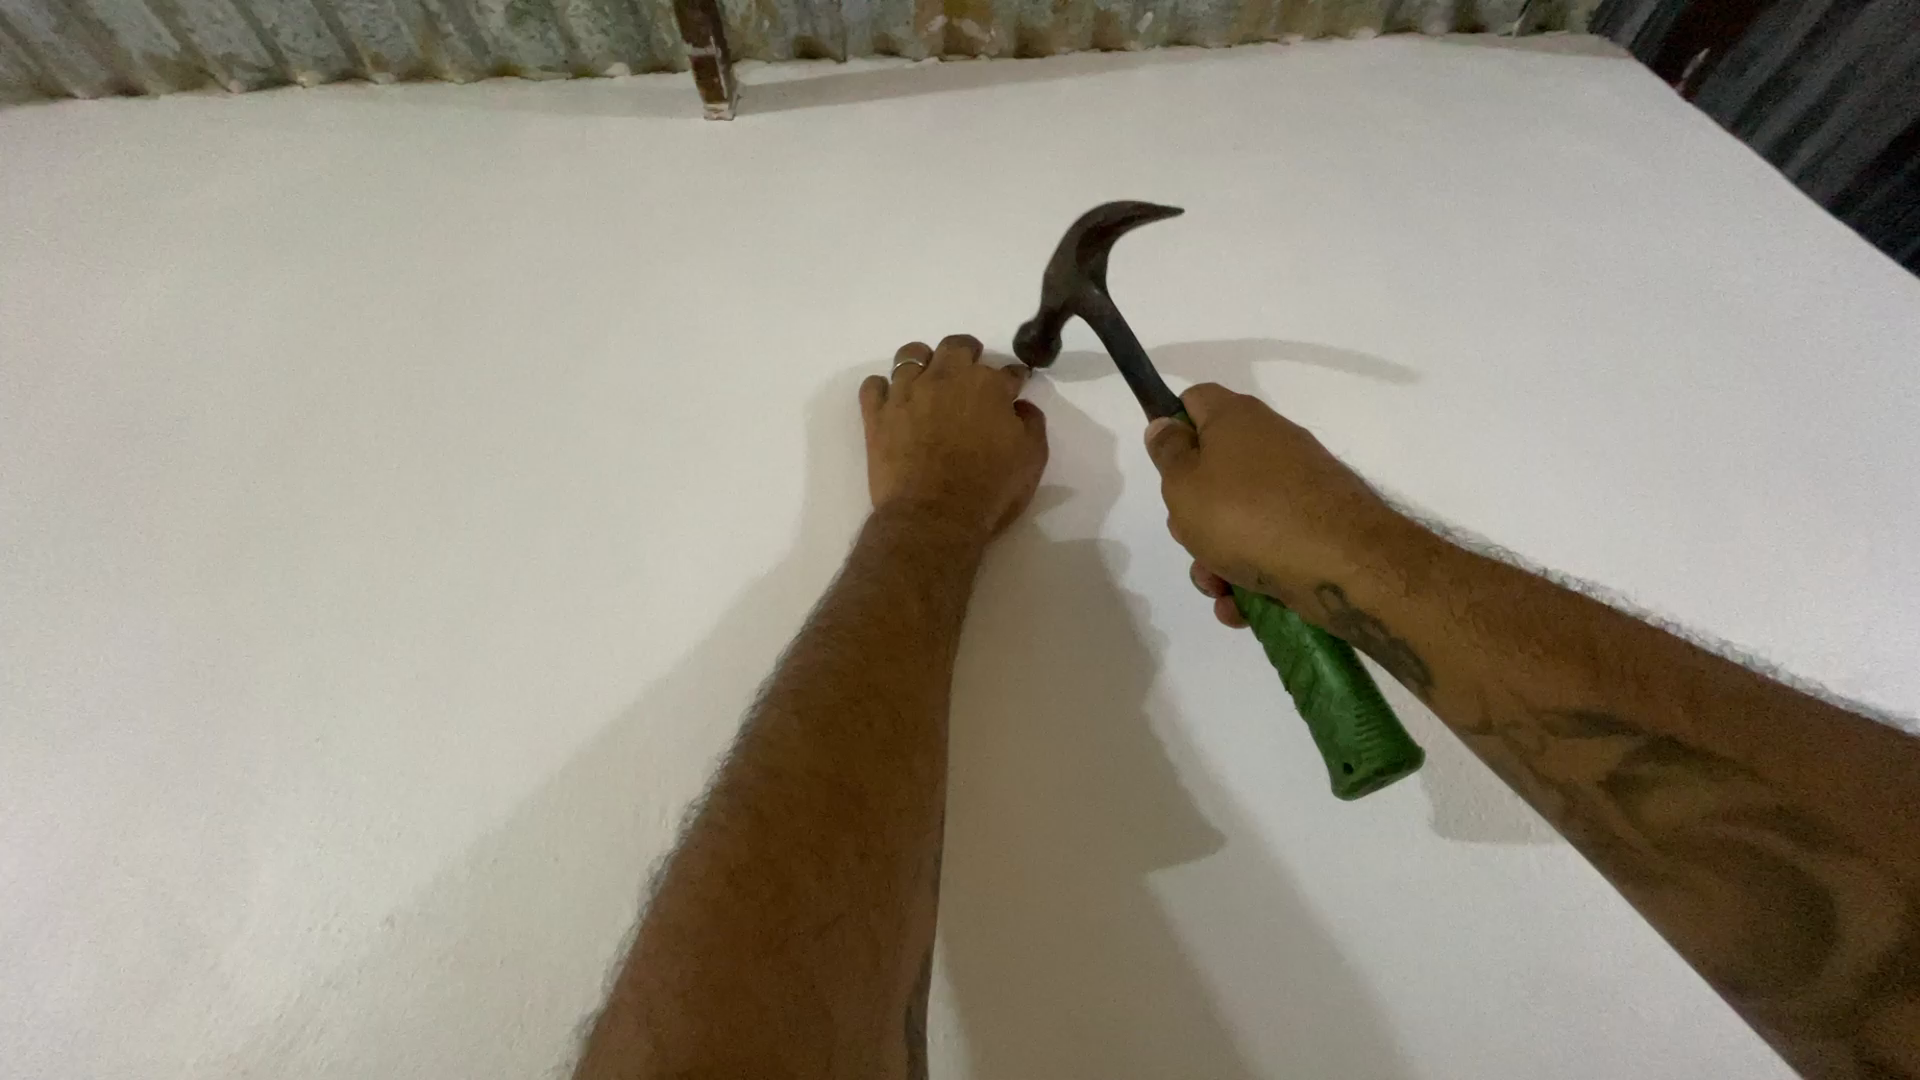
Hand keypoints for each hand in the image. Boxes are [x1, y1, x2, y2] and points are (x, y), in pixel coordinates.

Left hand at [860, 335, 1048, 539]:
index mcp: (987, 387)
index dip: (1013, 379)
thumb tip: (1021, 407)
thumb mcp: (1032, 460)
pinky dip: (883, 389)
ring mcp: (906, 393)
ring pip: (911, 355)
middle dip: (968, 353)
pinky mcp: (877, 415)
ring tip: (928, 380)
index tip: (1013, 388)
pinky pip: (873, 385)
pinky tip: (892, 401)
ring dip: (924, 362)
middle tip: (971, 370)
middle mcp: (945, 379)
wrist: (934, 518)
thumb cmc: (989, 491)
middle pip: (956, 347)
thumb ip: (1031, 424)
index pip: (1006, 371)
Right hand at [1144, 383, 1408, 618]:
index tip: (1163, 465)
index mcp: (1237, 420)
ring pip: (1237, 518)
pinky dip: (1249, 574)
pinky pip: (1267, 546)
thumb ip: (1168, 453)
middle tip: (1188, 535)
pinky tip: (1240, 604)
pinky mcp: (1316, 526)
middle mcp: (1271, 444)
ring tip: (1217, 586)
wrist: (1341, 564)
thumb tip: (1165, 425)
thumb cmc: (1245, 515)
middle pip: (1213, 471)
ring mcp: (1297, 487)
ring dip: (1216, 556)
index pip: (1196, 401)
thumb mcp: (1184, 484)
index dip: (1173, 427)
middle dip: (1191, 512)